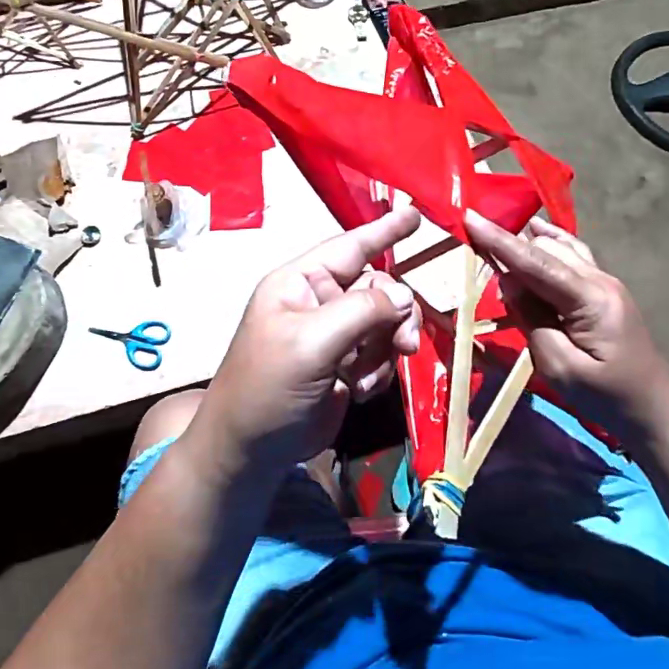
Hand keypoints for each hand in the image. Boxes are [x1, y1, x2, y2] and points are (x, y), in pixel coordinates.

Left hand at [196, 206, 422, 471]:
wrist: (250, 454)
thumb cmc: (267, 389)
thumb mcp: (311, 344)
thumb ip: (362, 312)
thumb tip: (406, 295)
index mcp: (300, 283)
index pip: (350, 246)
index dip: (384, 231)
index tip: (417, 214)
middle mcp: (320, 301)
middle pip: (379, 289)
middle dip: (395, 315)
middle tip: (406, 344)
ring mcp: (334, 334)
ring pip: (386, 323)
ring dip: (386, 350)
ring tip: (366, 379)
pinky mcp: (346, 365)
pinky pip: (382, 353)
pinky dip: (379, 371)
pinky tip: (359, 391)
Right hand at [463, 210, 668, 444]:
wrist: (653, 407)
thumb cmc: (607, 397)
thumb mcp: (561, 369)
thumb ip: (532, 321)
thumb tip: (509, 282)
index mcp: (590, 299)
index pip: (537, 263)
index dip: (500, 241)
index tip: (470, 217)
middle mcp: (600, 280)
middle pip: (547, 250)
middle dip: (509, 243)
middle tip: (471, 242)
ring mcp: (605, 281)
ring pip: (560, 248)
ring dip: (527, 242)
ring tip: (493, 234)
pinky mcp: (604, 289)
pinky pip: (574, 255)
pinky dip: (551, 242)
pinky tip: (536, 229)